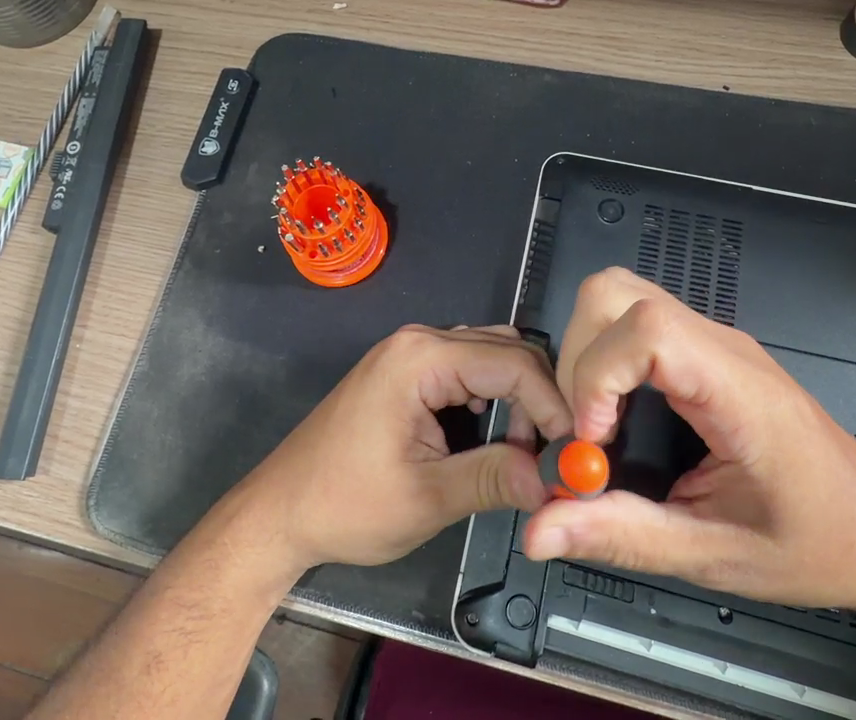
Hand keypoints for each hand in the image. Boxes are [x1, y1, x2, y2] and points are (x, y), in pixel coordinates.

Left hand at [236, 324, 574, 570]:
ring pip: (487, 356)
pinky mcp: (404, 373)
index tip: (574, 452)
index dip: (552, 405)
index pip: (512, 363)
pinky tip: (493, 437)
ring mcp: (408, 355)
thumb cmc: (345, 504)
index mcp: (420, 359)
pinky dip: (489, 397)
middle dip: (536, 398)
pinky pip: (464, 370)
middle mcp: (417, 342)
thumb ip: (494, 479)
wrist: (281, 511)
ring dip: (515, 397)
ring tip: (525, 450)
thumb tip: (556, 481)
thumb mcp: (427, 497)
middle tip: (551, 453)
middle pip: (504, 350)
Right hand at [522, 268, 855, 611]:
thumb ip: (623, 535)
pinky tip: (614, 415)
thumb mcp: (716, 554)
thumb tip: (543, 530)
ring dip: (585, 352)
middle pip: (615, 293)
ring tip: (594, 420)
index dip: (596, 375)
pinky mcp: (704, 352)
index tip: (591, 437)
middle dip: (576, 356)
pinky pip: (633, 323)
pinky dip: (603, 358)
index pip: (646, 328)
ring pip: (618, 296)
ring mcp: (714, 344)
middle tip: (583, 427)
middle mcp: (723, 349)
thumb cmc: (821, 541)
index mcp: (737, 390)